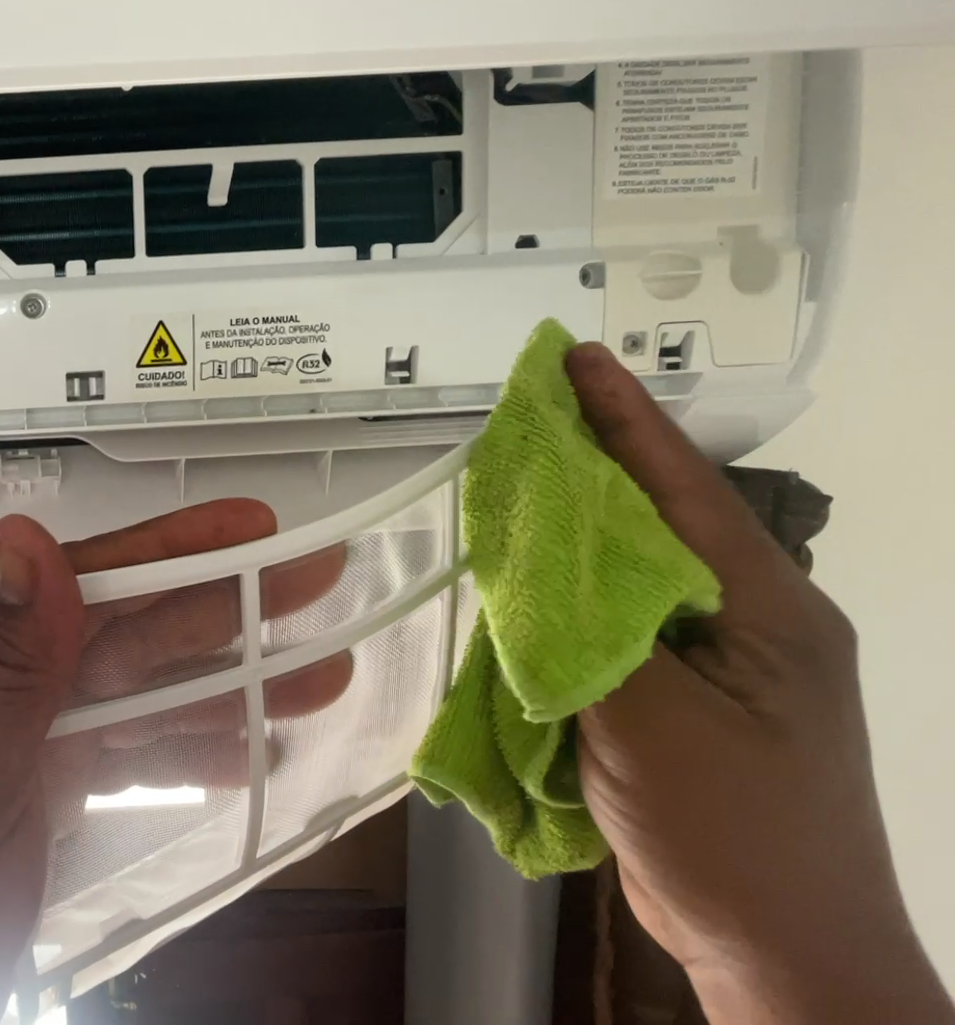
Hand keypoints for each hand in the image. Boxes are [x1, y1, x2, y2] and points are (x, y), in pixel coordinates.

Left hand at [0, 501, 350, 1023]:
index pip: (78, 584)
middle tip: (313, 581)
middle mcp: (3, 680)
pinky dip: (192, 752)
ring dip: (230, 686)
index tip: (251, 526)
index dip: (170, 551)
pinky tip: (250, 750)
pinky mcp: (53, 785)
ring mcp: (32, 733)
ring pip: (144, 694)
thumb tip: (26, 536)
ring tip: (315, 677)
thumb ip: (6, 663)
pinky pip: (135, 754)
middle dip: (224, 607)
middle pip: (127, 632)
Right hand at [566, 342, 952, 1024]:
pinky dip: (570, 588)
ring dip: (578, 523)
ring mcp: (719, 659)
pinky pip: (616, 619)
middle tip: (533, 409)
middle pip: (661, 516)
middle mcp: (749, 619)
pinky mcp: (684, 694)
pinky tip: (533, 576)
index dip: (624, 420)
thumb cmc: (728, 826)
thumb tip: (528, 556)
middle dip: (598, 456)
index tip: (575, 359)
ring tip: (524, 477)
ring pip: (634, 568)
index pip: (681, 490)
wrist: (778, 943)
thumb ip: (583, 626)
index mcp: (766, 609)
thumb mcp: (647, 718)